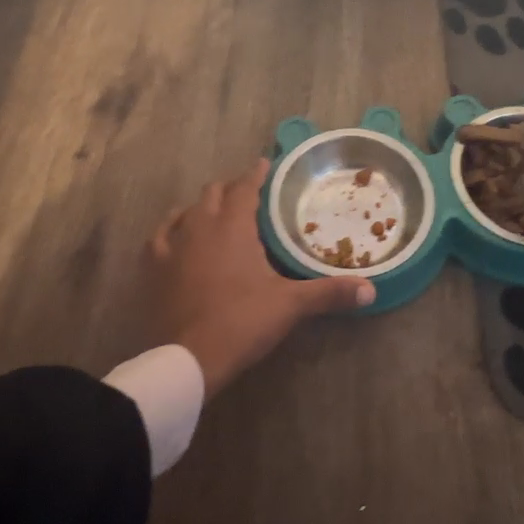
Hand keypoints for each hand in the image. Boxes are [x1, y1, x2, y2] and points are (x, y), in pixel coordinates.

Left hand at [150, 158, 375, 398]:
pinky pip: (161, 236)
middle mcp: (200, 224)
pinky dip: (173, 230)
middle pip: (214, 192)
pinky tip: (177, 238)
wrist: (186, 358)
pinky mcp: (153, 267)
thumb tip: (371, 290)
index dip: (256, 174)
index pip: (245, 187)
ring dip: (202, 207)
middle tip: (247, 195)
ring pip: (187, 210)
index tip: (265, 165)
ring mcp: (172, 244)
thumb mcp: (290, 305)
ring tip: (214, 214)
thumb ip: (329, 292)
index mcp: (233, 225)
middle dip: (231, 189)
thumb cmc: (241, 322)